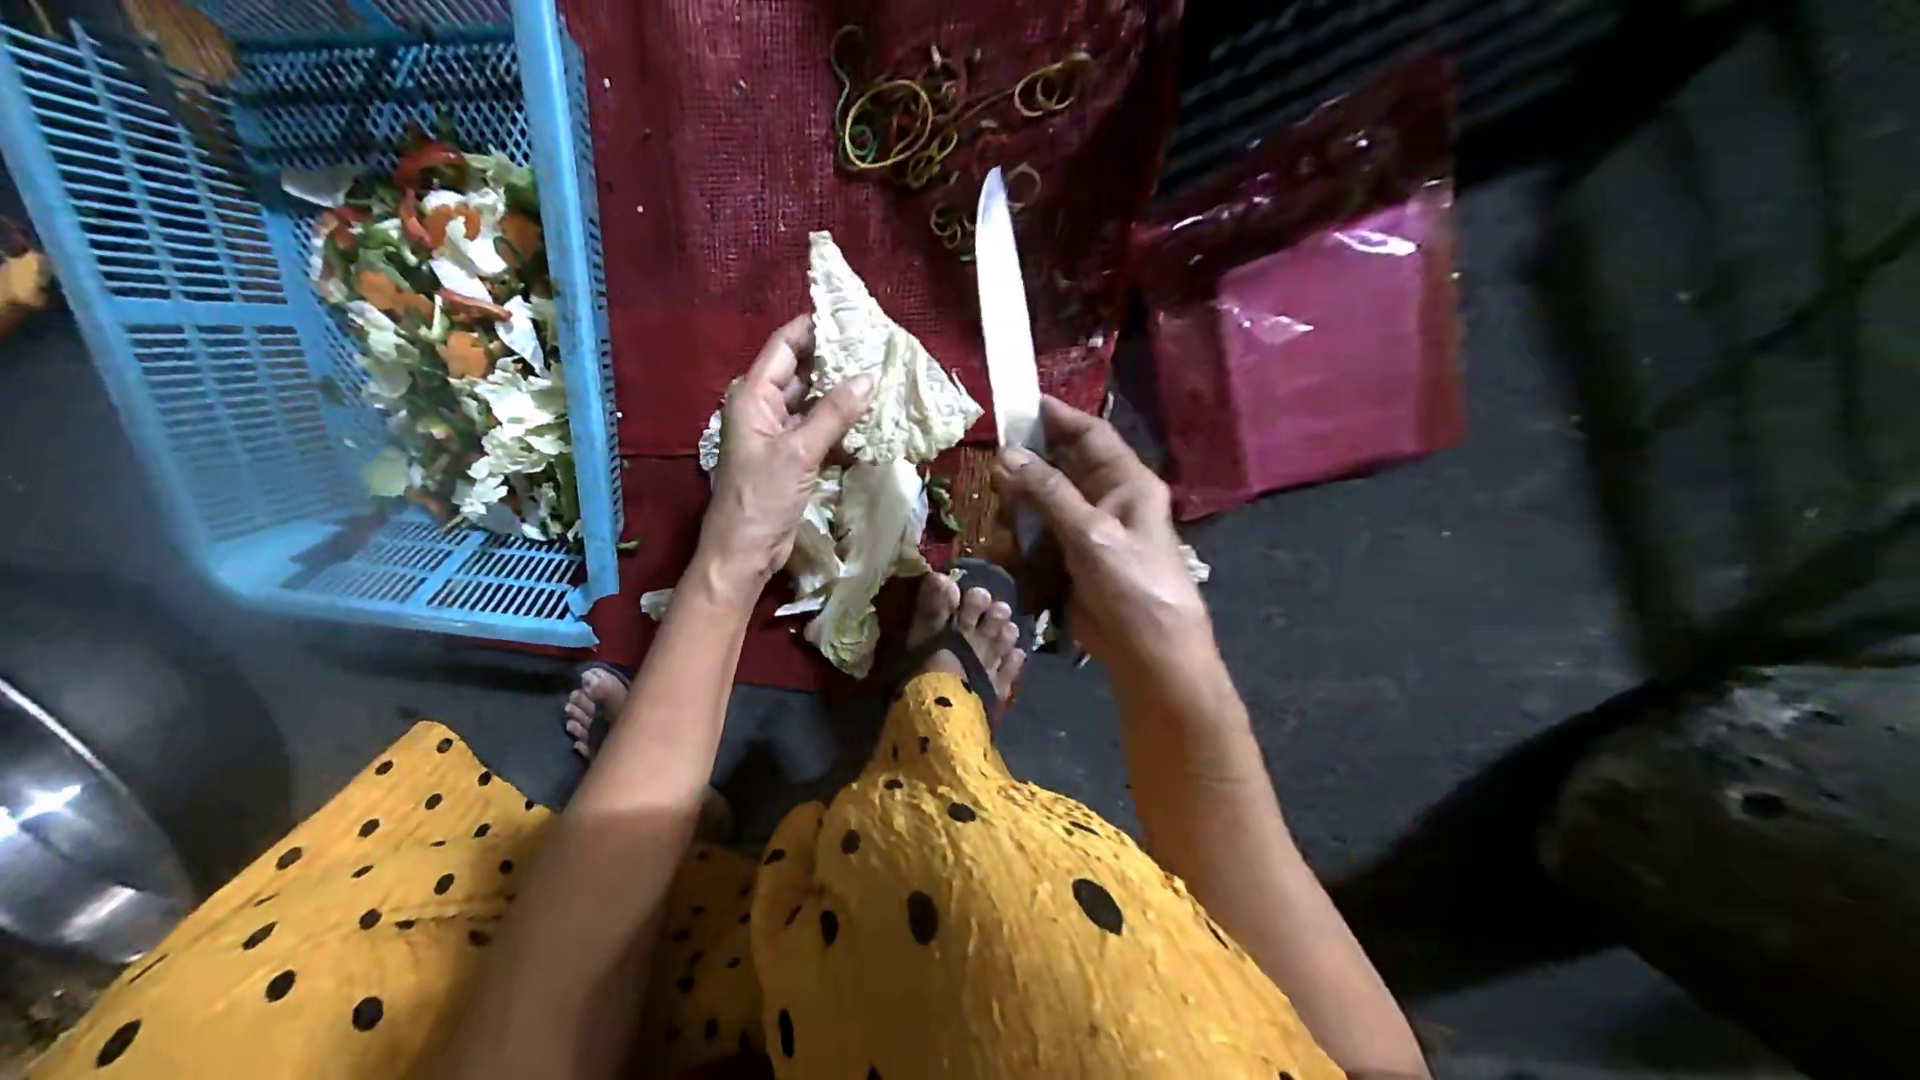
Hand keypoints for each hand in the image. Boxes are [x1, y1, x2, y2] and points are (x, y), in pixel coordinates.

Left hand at [694, 317, 871, 602]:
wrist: (746, 551)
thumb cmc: (761, 497)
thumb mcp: (799, 451)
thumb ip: (834, 413)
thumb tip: (870, 377)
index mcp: (753, 394)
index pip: (786, 345)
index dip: (816, 327)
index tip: (853, 317)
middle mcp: (765, 406)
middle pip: (803, 370)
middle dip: (837, 359)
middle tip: (878, 347)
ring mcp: (781, 432)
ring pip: (816, 401)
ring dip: (844, 393)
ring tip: (883, 377)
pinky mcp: (795, 456)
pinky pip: (822, 428)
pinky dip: (843, 423)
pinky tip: (872, 417)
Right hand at [995, 396, 1211, 677]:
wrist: (1148, 651)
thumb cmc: (1133, 584)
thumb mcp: (1092, 533)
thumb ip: (1048, 493)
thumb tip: (1005, 455)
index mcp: (1126, 482)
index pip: (1091, 435)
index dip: (1059, 417)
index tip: (1021, 404)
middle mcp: (1106, 500)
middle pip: (1058, 469)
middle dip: (1026, 472)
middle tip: (995, 478)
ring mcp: (1086, 531)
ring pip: (1040, 505)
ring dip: (1017, 514)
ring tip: (1003, 530)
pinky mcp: (1070, 559)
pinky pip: (1037, 539)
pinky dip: (1019, 544)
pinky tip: (1007, 556)